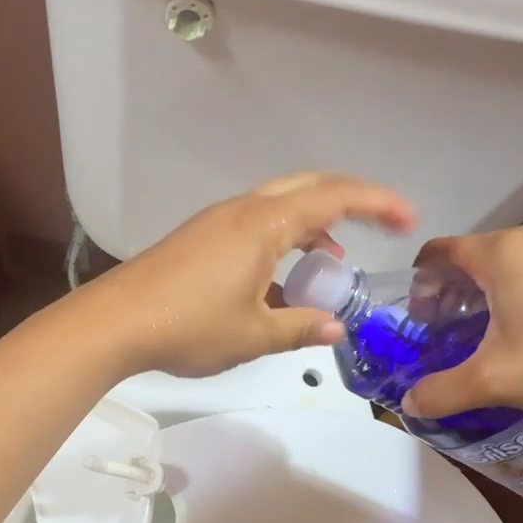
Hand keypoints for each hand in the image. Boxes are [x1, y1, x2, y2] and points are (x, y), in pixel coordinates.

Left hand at [85, 173, 414, 377]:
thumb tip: (336, 328)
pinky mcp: (196, 238)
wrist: (113, 322)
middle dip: (348, 201)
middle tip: (377, 226)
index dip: (378, 203)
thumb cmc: (187, 327)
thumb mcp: (252, 336)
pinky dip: (280, 240)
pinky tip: (277, 280)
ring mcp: (214, 221)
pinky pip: (252, 225)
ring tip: (328, 265)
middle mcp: (242, 210)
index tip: (408, 219)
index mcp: (264, 225)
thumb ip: (299, 328)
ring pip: (277, 206)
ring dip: (310, 226)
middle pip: (307, 187)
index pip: (334, 198)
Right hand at [401, 219, 522, 416]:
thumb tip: (410, 405)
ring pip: (521, 262)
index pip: (441, 251)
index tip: (421, 315)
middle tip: (457, 330)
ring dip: (502, 290)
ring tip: (504, 331)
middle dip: (461, 291)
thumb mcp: (494, 381)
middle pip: (481, 256)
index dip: (421, 282)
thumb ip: (443, 392)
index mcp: (502, 252)